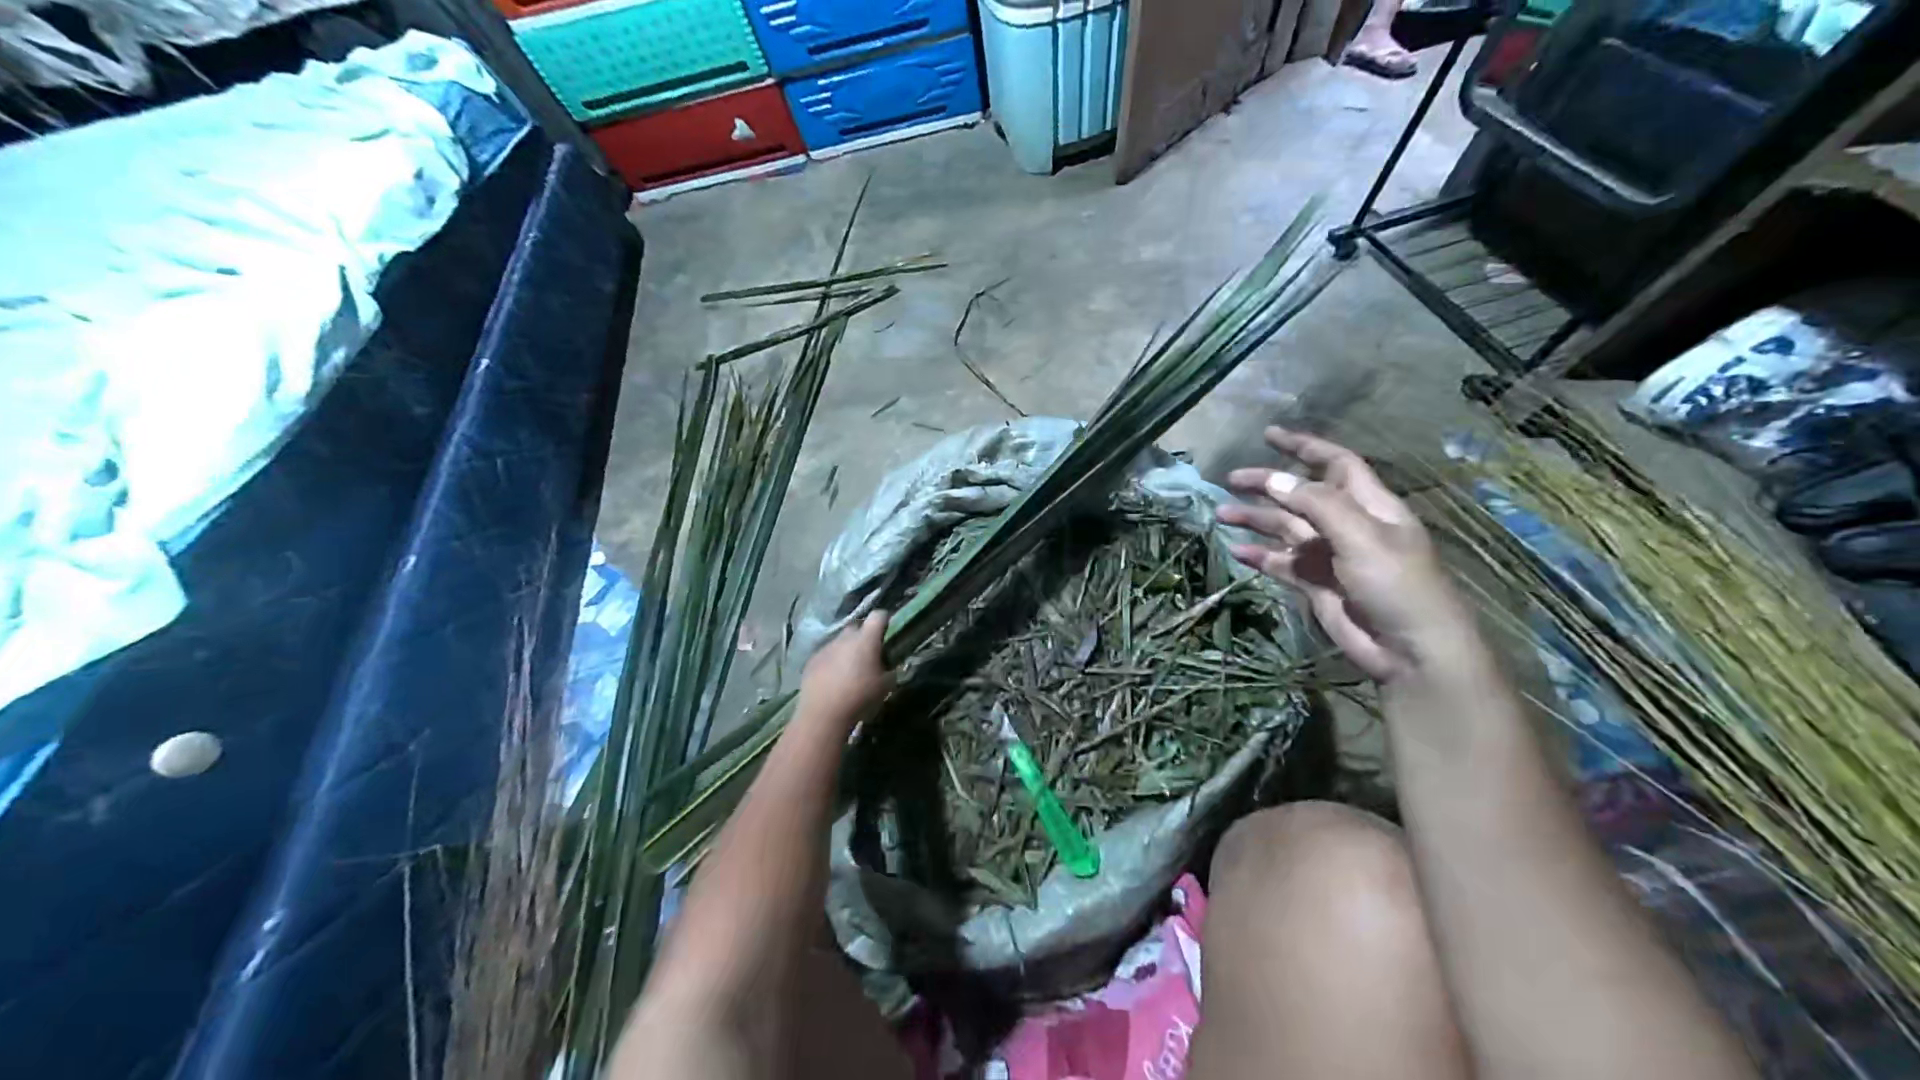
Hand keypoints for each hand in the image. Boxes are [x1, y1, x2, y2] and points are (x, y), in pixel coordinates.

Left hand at [799, 610, 893, 724]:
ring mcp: (826, 647)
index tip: (887, 629)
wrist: (823, 713)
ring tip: (849, 669)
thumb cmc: (860, 697)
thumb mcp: (885, 686)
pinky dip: (831, 661)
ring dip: (846, 649)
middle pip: (857, 627)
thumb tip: (891, 667)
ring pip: (840, 641)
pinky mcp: (812, 660)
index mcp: (866, 639)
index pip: (878, 616)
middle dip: (864, 635)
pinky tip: (832, 678)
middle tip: (869, 653)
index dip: (884, 619)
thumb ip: (890, 672)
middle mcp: (845, 637)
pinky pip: (826, 654)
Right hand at [1216, 428, 1472, 683]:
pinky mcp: (1316, 584)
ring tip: (1222, 514)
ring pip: (1286, 529)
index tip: (1269, 435)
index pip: (1334, 463)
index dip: (1304, 447)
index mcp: (1369, 505)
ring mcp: (1330, 556)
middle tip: (1230, 479)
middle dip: (1268, 484)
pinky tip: (1237, 552)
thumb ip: (1318, 505)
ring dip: (1256, 519)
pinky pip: (1281, 563)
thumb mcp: (1361, 536)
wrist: (1410, 649)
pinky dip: (1259, 556)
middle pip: (1301, 495)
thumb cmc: (1396, 584)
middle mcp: (1347, 525)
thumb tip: (1277, 480)